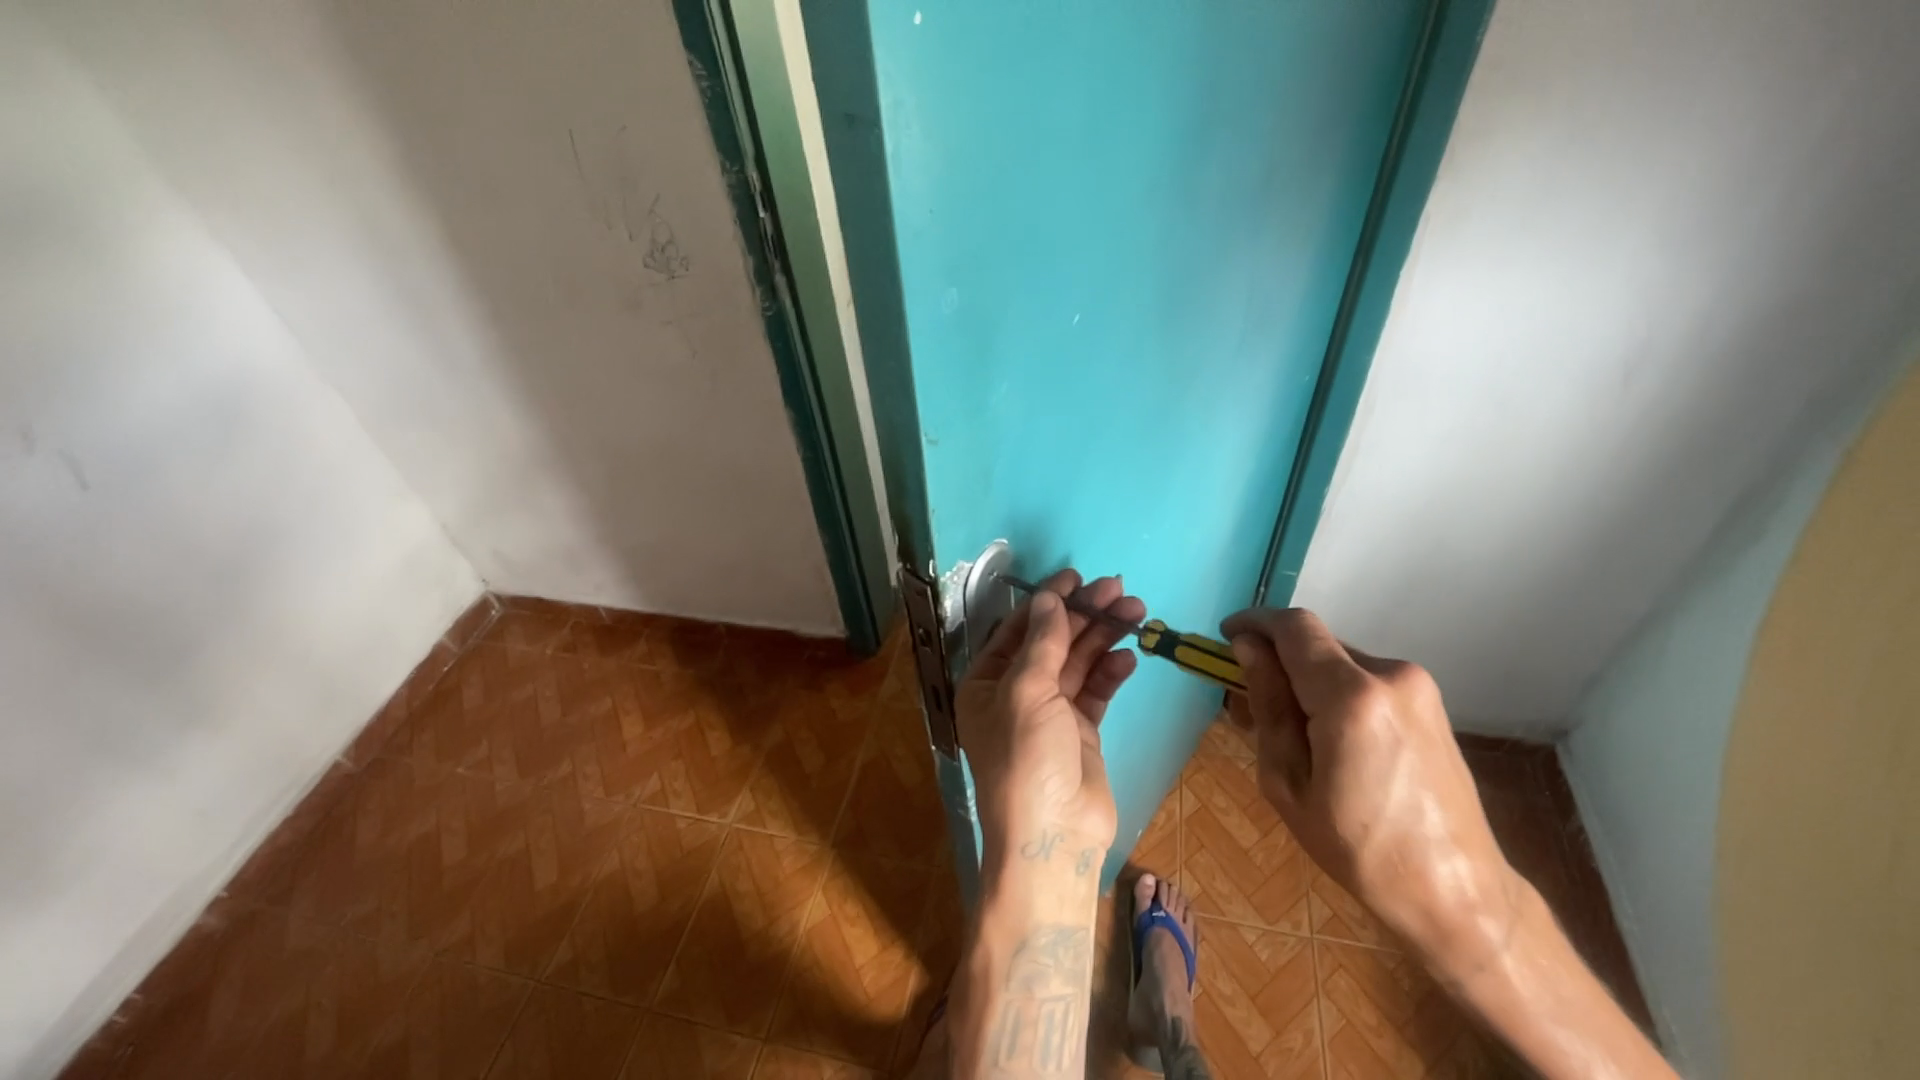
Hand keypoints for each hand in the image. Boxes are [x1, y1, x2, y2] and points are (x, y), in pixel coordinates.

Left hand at [956, 570, 1143, 871]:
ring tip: (1136, 611)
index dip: (1046, 600)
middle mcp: (1014, 694)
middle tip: (1118, 589)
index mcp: (985, 683)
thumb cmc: (1026, 758)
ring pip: (1077, 663)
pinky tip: (1129, 657)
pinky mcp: (1080, 733)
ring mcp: (1049, 714)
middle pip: (1051, 642)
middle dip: (1083, 614)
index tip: (1076, 576)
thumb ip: (1042, 642)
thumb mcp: (1026, 692)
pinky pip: (1095, 692)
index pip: (1017, 630)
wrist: (1053, 835)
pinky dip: (1111, 673)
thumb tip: (1049, 598)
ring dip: (1104, 637)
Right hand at [1220, 607, 1516, 962]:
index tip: (1225, 639)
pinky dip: (1336, 694)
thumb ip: (1268, 706)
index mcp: (1351, 697)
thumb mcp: (1288, 783)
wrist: (1455, 891)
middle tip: (1248, 707)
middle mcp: (1390, 676)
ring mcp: (1418, 688)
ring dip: (1306, 681)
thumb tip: (1248, 649)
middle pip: (1316, 644)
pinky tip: (1329, 742)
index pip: (1294, 627)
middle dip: (1277, 662)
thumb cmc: (1357, 849)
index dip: (1253, 623)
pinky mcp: (1431, 704)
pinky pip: (1366, 681)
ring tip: (1290, 736)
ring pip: (1340, 662)